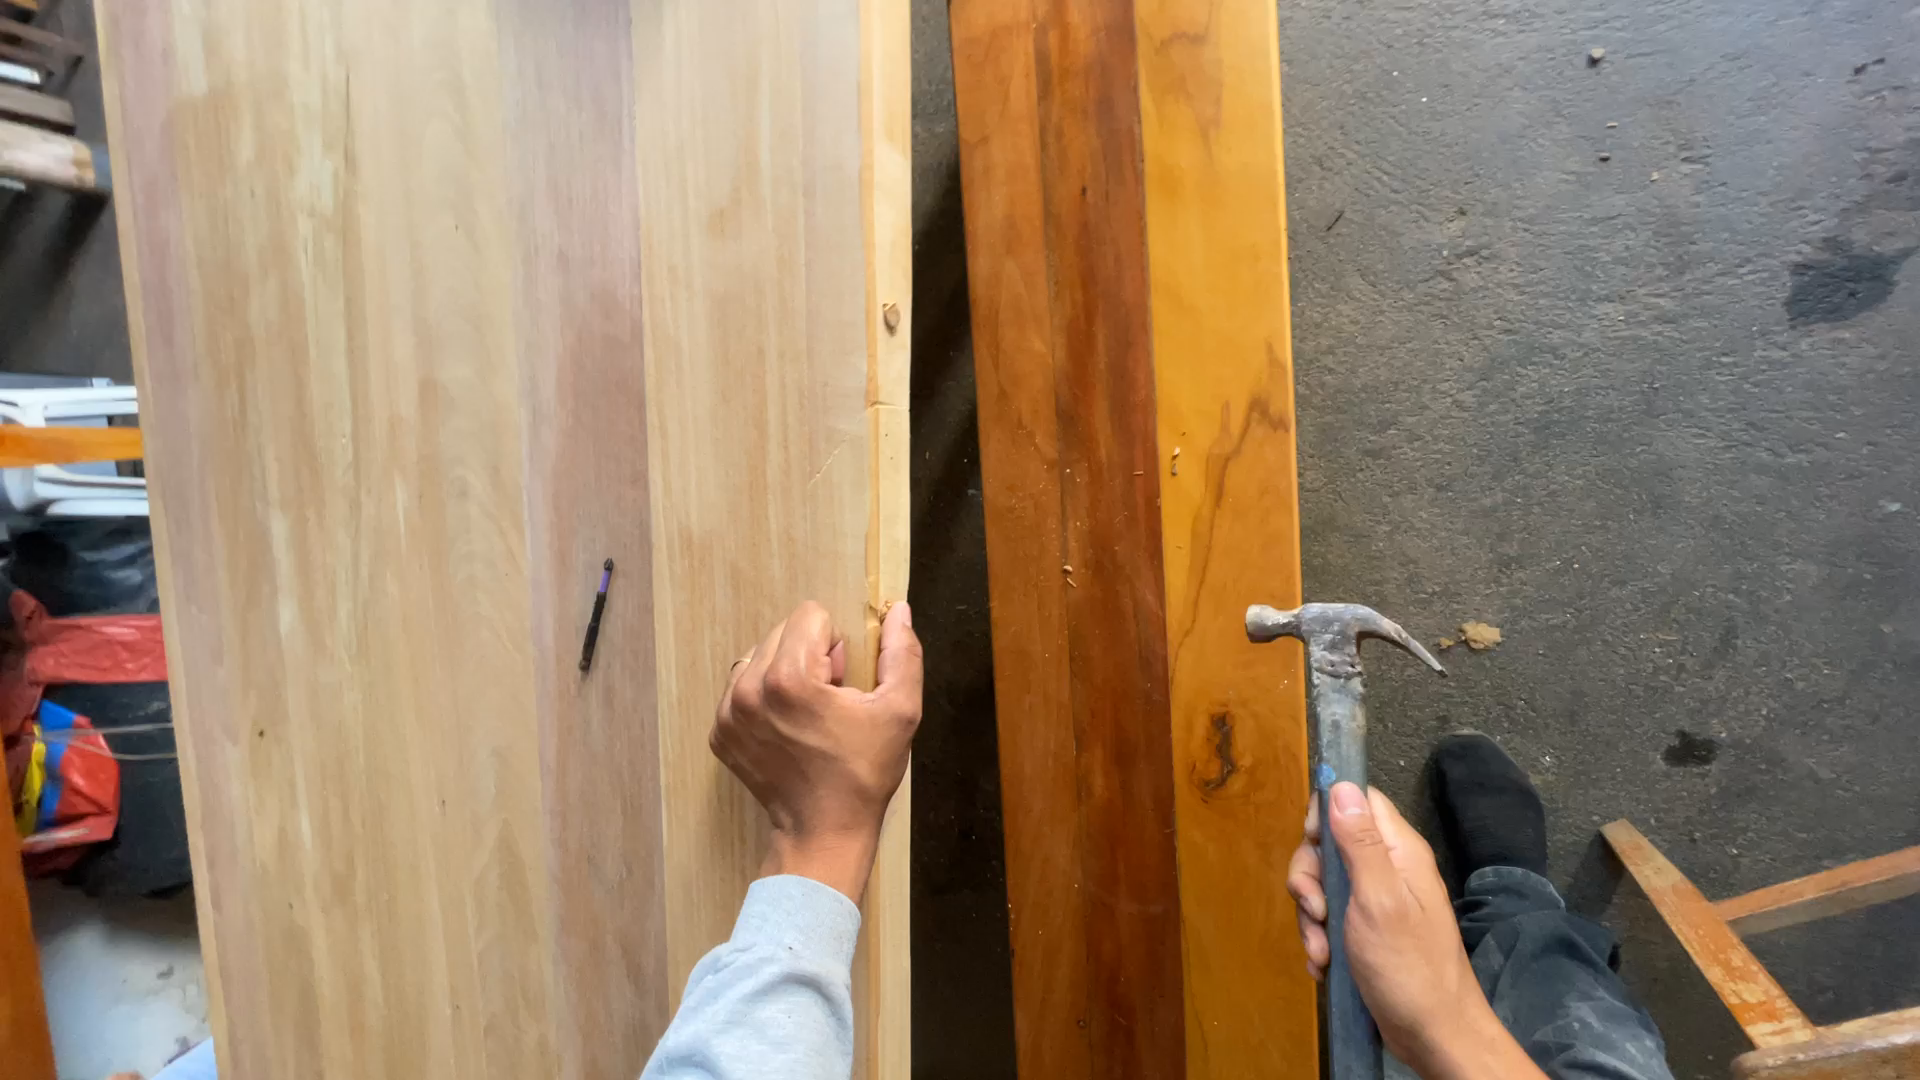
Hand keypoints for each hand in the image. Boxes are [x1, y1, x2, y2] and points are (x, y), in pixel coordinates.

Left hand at [712, 600, 922, 901]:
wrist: (824, 834)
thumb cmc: (865, 772)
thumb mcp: (901, 710)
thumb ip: (902, 653)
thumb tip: (898, 610)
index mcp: (789, 679)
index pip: (810, 615)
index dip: (835, 641)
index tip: (843, 680)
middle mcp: (748, 689)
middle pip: (783, 631)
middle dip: (810, 654)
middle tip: (830, 699)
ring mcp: (727, 713)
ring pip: (760, 655)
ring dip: (786, 670)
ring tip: (809, 712)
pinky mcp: (718, 732)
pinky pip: (743, 685)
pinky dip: (766, 694)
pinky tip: (788, 726)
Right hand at [1288, 783, 1546, 1079]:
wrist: (1436, 1042)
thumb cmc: (1410, 968)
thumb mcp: (1379, 900)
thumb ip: (1360, 843)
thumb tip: (1341, 785)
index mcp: (1398, 852)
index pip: (1358, 798)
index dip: (1326, 810)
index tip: (1313, 842)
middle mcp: (1387, 868)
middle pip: (1329, 842)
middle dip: (1310, 876)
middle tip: (1316, 908)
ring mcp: (1375, 899)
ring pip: (1322, 881)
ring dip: (1310, 914)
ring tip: (1321, 949)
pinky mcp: (1364, 928)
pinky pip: (1327, 915)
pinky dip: (1319, 936)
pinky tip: (1324, 962)